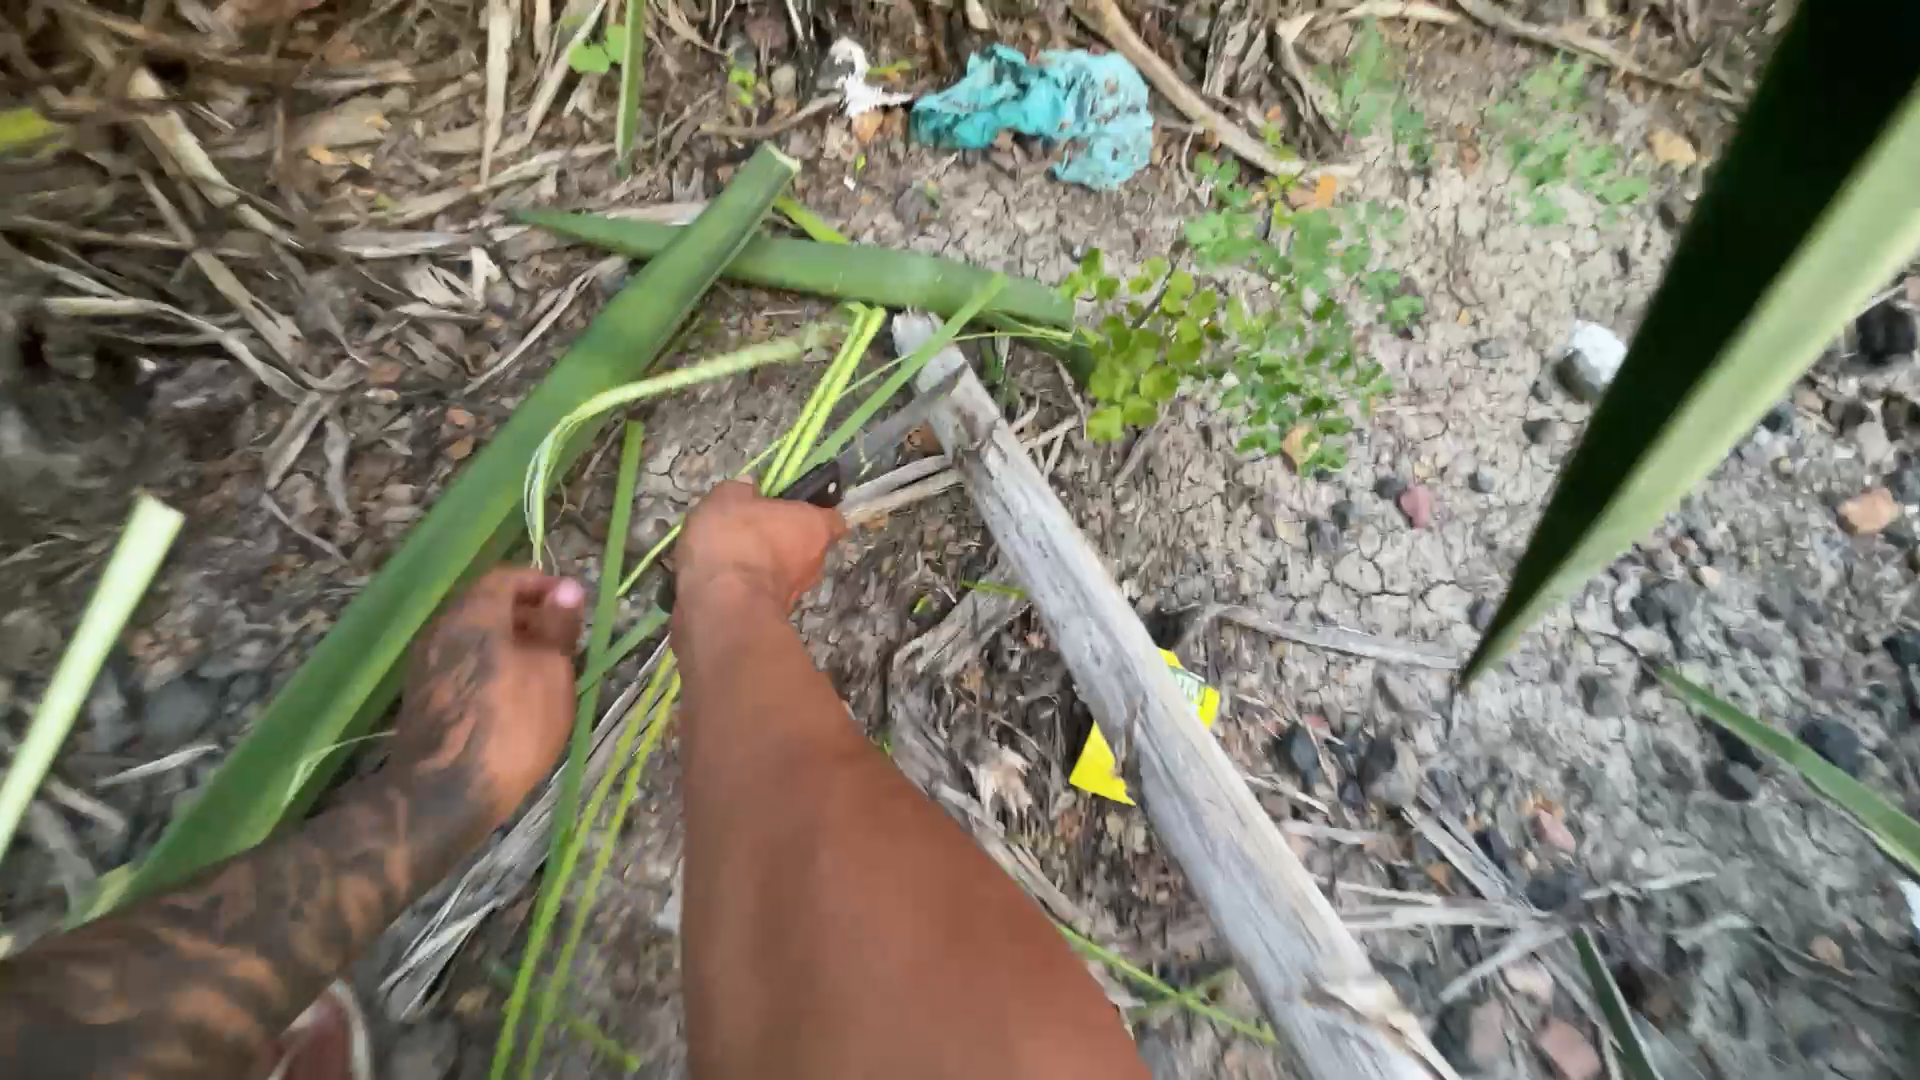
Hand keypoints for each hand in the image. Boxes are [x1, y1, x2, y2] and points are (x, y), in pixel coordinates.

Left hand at [389, 568, 585, 825]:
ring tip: (548, 667)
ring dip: (513, 639)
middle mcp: (443, 629)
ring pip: (476, 633)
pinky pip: (464, 658)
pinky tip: (518, 691)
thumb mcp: (551, 669)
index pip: (507, 576)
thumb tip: (568, 587)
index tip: (572, 607)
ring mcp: (427, 662)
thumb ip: (558, 625)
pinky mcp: (424, 692)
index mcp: (474, 615)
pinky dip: (494, 660)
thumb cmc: (512, 724)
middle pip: (488, 603)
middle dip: (530, 613)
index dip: (543, 584)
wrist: (445, 795)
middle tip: (566, 639)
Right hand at [677, 481, 846, 609]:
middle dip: (783, 541)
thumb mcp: (728, 498)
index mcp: (816, 527)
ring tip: (730, 556)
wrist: (723, 606)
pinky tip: (721, 580)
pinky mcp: (773, 616)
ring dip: (764, 566)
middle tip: (752, 531)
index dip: (814, 514)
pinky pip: (762, 593)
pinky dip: (747, 586)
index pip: (832, 519)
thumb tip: (749, 488)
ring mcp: (796, 594)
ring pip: (784, 573)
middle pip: (806, 547)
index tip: (791, 511)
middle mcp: (815, 562)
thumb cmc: (736, 540)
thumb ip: (740, 490)